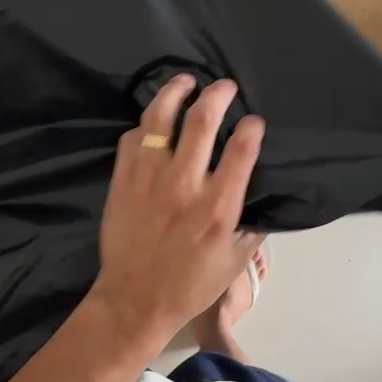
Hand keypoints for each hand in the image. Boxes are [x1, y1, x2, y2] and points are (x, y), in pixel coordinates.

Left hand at [86, 75, 265, 348]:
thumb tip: (260, 203)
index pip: (241, 149)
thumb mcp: (234, 262)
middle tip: (225, 86)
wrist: (134, 300)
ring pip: (160, 118)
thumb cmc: (189, 286)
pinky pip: (133, 138)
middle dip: (218, 94)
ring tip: (186, 81)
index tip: (254, 121)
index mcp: (218, 206)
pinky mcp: (122, 181)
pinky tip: (153, 121)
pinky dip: (145, 124)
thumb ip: (251, 228)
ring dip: (175, 92)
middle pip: (202, 120)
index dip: (252, 127)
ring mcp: (149, 179)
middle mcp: (184, 184)